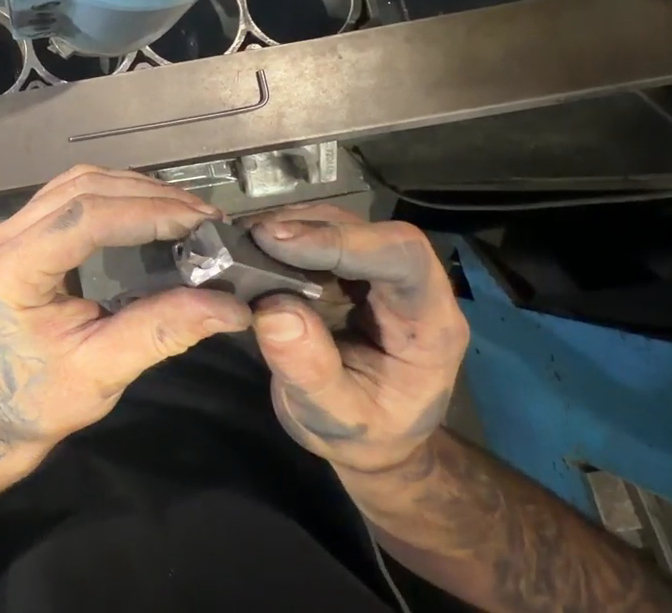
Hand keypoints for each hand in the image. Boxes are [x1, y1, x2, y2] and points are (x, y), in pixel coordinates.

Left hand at [0, 165, 252, 467]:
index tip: (200, 223)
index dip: (144, 214)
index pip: (82, 220)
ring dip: (134, 190)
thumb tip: (229, 305)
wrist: (0, 407)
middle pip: (80, 192)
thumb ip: (160, 331)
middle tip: (205, 218)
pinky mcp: (20, 231)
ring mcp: (7, 231)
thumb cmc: (44, 396)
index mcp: (10, 272)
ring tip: (187, 212)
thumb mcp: (103, 371)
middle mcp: (0, 240)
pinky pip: (69, 195)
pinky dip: (115, 194)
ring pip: (76, 183)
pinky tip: (151, 208)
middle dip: (148, 198)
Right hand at [244, 204, 468, 474]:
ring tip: (243, 243)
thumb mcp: (335, 418)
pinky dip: (284, 236)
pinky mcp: (349, 273)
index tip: (277, 243)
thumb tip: (273, 309)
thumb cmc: (364, 436)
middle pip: (369, 231)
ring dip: (291, 227)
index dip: (342, 242)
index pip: (402, 257)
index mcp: (428, 324)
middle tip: (248, 240)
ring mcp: (379, 277)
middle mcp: (411, 289)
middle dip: (307, 229)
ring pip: (342, 226)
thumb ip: (309, 370)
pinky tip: (252, 249)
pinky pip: (321, 237)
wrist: (372, 444)